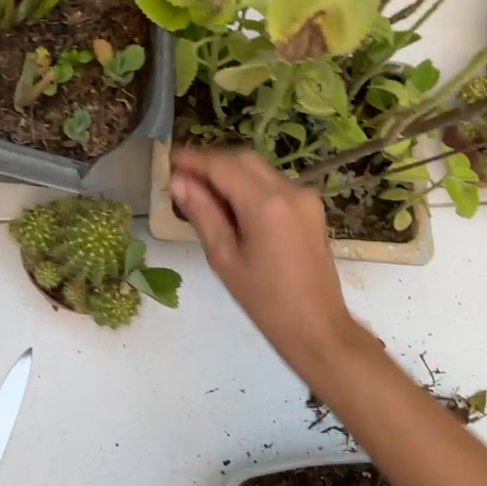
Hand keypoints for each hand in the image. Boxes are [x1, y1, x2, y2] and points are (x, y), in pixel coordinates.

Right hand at [169, 147, 363, 374]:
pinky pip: (274, 185)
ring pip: (260, 170)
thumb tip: (179, 182)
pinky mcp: (312, 209)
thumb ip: (202, 214)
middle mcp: (290, 191)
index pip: (223, 167)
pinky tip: (230, 204)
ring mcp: (305, 198)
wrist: (316, 327)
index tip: (170, 159)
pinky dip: (249, 186)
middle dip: (212, 162)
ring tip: (201, 191)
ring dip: (230, 173)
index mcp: (266, 205)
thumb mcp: (224, 259)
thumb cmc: (265, 302)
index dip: (194, 159)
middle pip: (243, 160)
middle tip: (182, 175)